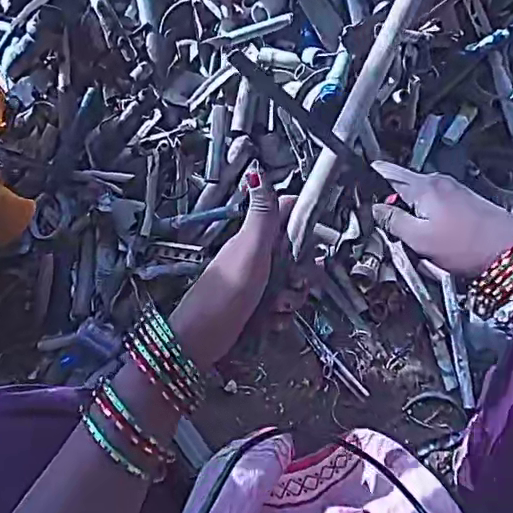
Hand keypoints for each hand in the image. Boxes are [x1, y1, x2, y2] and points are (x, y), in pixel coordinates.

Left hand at [168, 168, 289, 368]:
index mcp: (254, 237)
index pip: (287, 215)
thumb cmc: (224, 294)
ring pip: (292, 282)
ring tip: (276, 307)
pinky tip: (269, 321)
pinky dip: (280, 316)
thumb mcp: (249, 250)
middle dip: (303, 272)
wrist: (200, 340)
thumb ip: (262, 215)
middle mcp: (256, 255)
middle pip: (297, 254)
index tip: (312, 244)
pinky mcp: (256, 306)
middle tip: (292, 283)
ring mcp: (256, 282)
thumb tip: (258, 172)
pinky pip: (282, 306)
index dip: (305, 225)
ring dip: (292, 298)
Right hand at [370, 161, 512, 276]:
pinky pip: (435, 208)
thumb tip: (376, 209)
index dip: (371, 179)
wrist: (511, 252)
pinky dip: (428, 220)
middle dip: (392, 204)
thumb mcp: (419, 239)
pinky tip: (434, 240)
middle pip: (403, 187)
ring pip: (419, 200)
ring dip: (412, 216)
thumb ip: (393, 221)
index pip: (387, 173)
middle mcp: (438, 182)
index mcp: (423, 186)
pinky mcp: (464, 203)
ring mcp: (453, 191)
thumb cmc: (467, 246)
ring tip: (415, 241)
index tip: (360, 183)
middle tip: (387, 227)